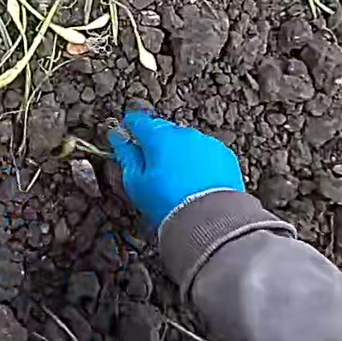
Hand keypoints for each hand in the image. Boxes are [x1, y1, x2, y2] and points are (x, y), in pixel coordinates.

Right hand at [109, 109, 245, 229]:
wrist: (209, 218)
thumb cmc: (168, 202)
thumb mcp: (136, 182)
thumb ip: (126, 155)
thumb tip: (118, 137)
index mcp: (158, 137)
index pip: (139, 121)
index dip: (131, 126)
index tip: (128, 133)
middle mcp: (183, 134)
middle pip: (164, 130)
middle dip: (156, 142)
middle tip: (152, 163)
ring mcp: (206, 142)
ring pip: (186, 141)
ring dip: (179, 152)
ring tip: (176, 177)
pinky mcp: (224, 154)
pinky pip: (206, 152)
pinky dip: (200, 161)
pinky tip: (195, 180)